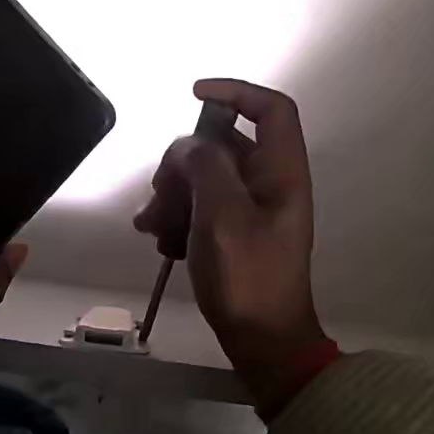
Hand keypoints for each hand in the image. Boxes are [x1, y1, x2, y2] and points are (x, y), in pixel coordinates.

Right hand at [134, 79, 330, 416]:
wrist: (261, 342)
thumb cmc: (247, 277)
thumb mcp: (222, 216)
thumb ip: (205, 167)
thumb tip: (187, 147)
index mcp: (280, 172)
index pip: (270, 109)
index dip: (235, 91)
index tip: (194, 95)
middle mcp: (268, 184)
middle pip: (222, 146)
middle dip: (182, 164)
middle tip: (158, 194)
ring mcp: (251, 210)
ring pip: (204, 179)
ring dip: (172, 196)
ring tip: (152, 227)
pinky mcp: (234, 233)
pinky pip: (201, 209)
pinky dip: (178, 219)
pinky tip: (162, 243)